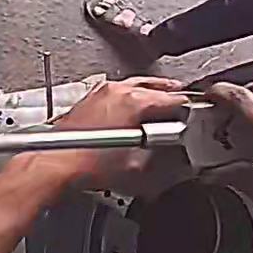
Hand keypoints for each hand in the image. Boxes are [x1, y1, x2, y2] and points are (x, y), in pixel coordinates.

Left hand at [19, 77, 189, 189]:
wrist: (56, 164)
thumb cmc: (87, 163)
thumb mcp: (137, 167)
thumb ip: (163, 156)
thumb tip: (173, 153)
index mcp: (133, 101)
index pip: (172, 99)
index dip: (188, 107)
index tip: (196, 112)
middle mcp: (116, 91)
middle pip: (153, 86)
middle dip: (170, 93)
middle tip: (184, 101)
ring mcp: (100, 93)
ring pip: (134, 86)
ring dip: (150, 93)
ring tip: (162, 102)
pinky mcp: (89, 100)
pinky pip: (118, 93)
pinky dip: (131, 97)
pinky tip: (133, 110)